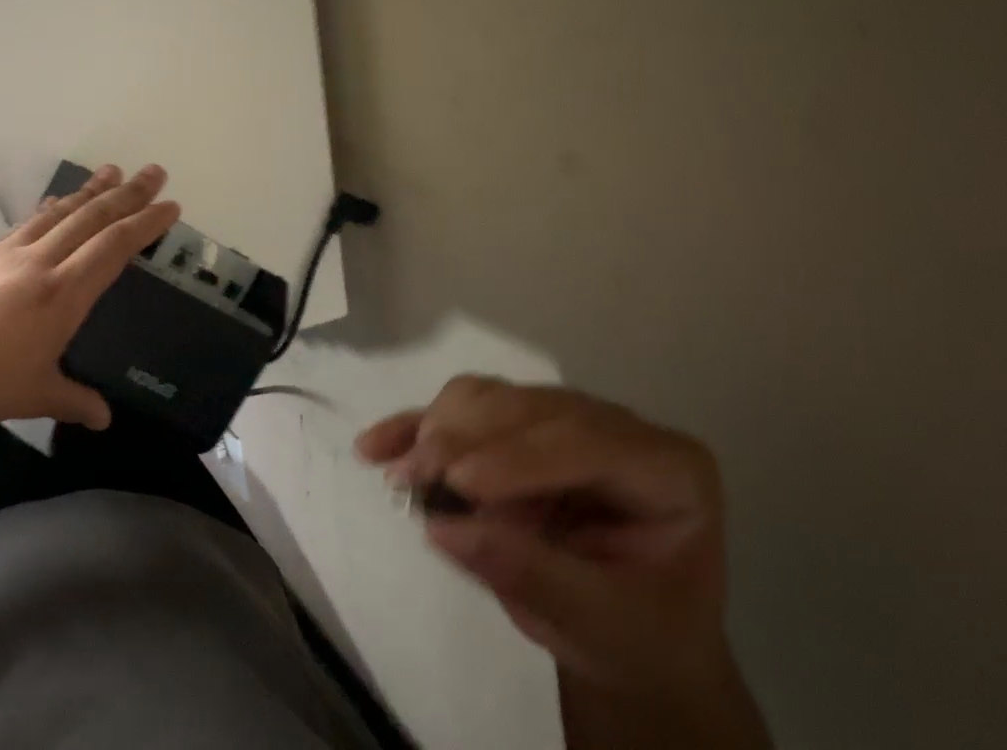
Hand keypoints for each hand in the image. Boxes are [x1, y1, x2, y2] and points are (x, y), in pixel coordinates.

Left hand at [0, 164, 179, 438]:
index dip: (145, 224)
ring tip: (110, 173)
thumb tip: (104, 418)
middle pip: (90, 218)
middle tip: (154, 172)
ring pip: (56, 213)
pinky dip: (49, 210)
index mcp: (62, 294)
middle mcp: (38, 263)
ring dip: (88, 192)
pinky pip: (25, 223)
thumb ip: (76, 401)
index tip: (170, 205)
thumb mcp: (38, 395)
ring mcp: (5, 255)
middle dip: (127, 194)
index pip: (113, 248)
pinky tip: (53, 206)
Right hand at [357, 377, 733, 697]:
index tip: (457, 484)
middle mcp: (613, 430)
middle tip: (412, 479)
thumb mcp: (602, 622)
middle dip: (465, 439)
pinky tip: (374, 448)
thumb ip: (532, 573)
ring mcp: (557, 425)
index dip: (520, 455)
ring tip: (403, 477)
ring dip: (435, 429)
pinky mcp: (509, 435)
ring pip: (485, 398)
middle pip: (527, 408)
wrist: (624, 642)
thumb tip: (443, 528)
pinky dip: (412, 428)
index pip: (588, 439)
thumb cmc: (635, 636)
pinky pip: (454, 414)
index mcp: (667, 469)